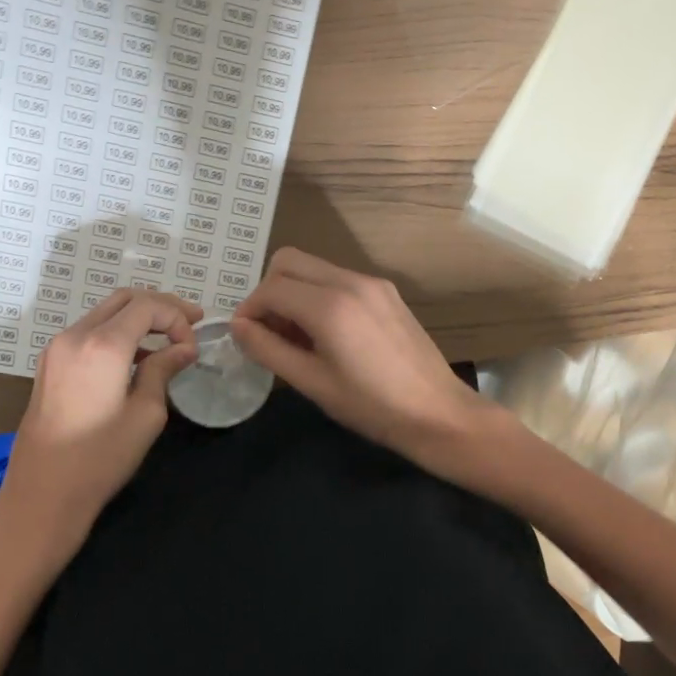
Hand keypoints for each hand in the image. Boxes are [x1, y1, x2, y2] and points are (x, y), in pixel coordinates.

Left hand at [0, 289, 201, 534]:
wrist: (44, 491)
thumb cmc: (100, 459)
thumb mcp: (145, 415)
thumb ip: (163, 372)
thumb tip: (183, 349)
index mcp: (102, 345)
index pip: (146, 306)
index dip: (177, 317)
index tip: (194, 344)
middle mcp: (75, 336)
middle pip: (123, 299)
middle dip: (160, 306)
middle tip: (190, 323)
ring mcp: (57, 348)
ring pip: (104, 313)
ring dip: (137, 319)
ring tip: (167, 341)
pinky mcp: (49, 365)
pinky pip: (88, 333)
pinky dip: (116, 333)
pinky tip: (135, 358)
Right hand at [231, 248, 495, 469]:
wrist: (437, 413)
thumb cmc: (371, 406)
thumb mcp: (312, 383)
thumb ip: (269, 350)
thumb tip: (238, 327)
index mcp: (329, 306)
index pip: (271, 288)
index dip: (249, 310)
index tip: (243, 337)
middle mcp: (350, 282)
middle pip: (289, 261)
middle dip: (269, 292)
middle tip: (268, 332)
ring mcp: (372, 283)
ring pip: (314, 268)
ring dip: (294, 293)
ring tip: (296, 338)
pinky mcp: (386, 292)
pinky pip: (338, 280)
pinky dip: (318, 296)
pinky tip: (326, 335)